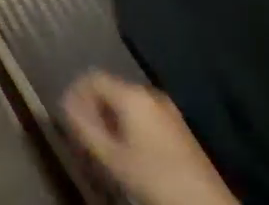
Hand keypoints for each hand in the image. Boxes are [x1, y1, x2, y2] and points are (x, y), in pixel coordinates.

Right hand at [62, 71, 238, 204]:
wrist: (202, 200)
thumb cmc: (153, 176)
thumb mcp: (112, 157)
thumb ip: (85, 128)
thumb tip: (65, 104)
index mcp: (133, 95)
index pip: (94, 77)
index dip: (75, 91)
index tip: (65, 113)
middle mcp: (150, 93)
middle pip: (111, 89)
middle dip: (93, 107)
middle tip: (82, 133)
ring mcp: (166, 107)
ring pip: (127, 103)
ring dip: (110, 118)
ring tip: (102, 144)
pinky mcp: (176, 123)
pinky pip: (143, 113)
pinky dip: (128, 124)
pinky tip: (127, 149)